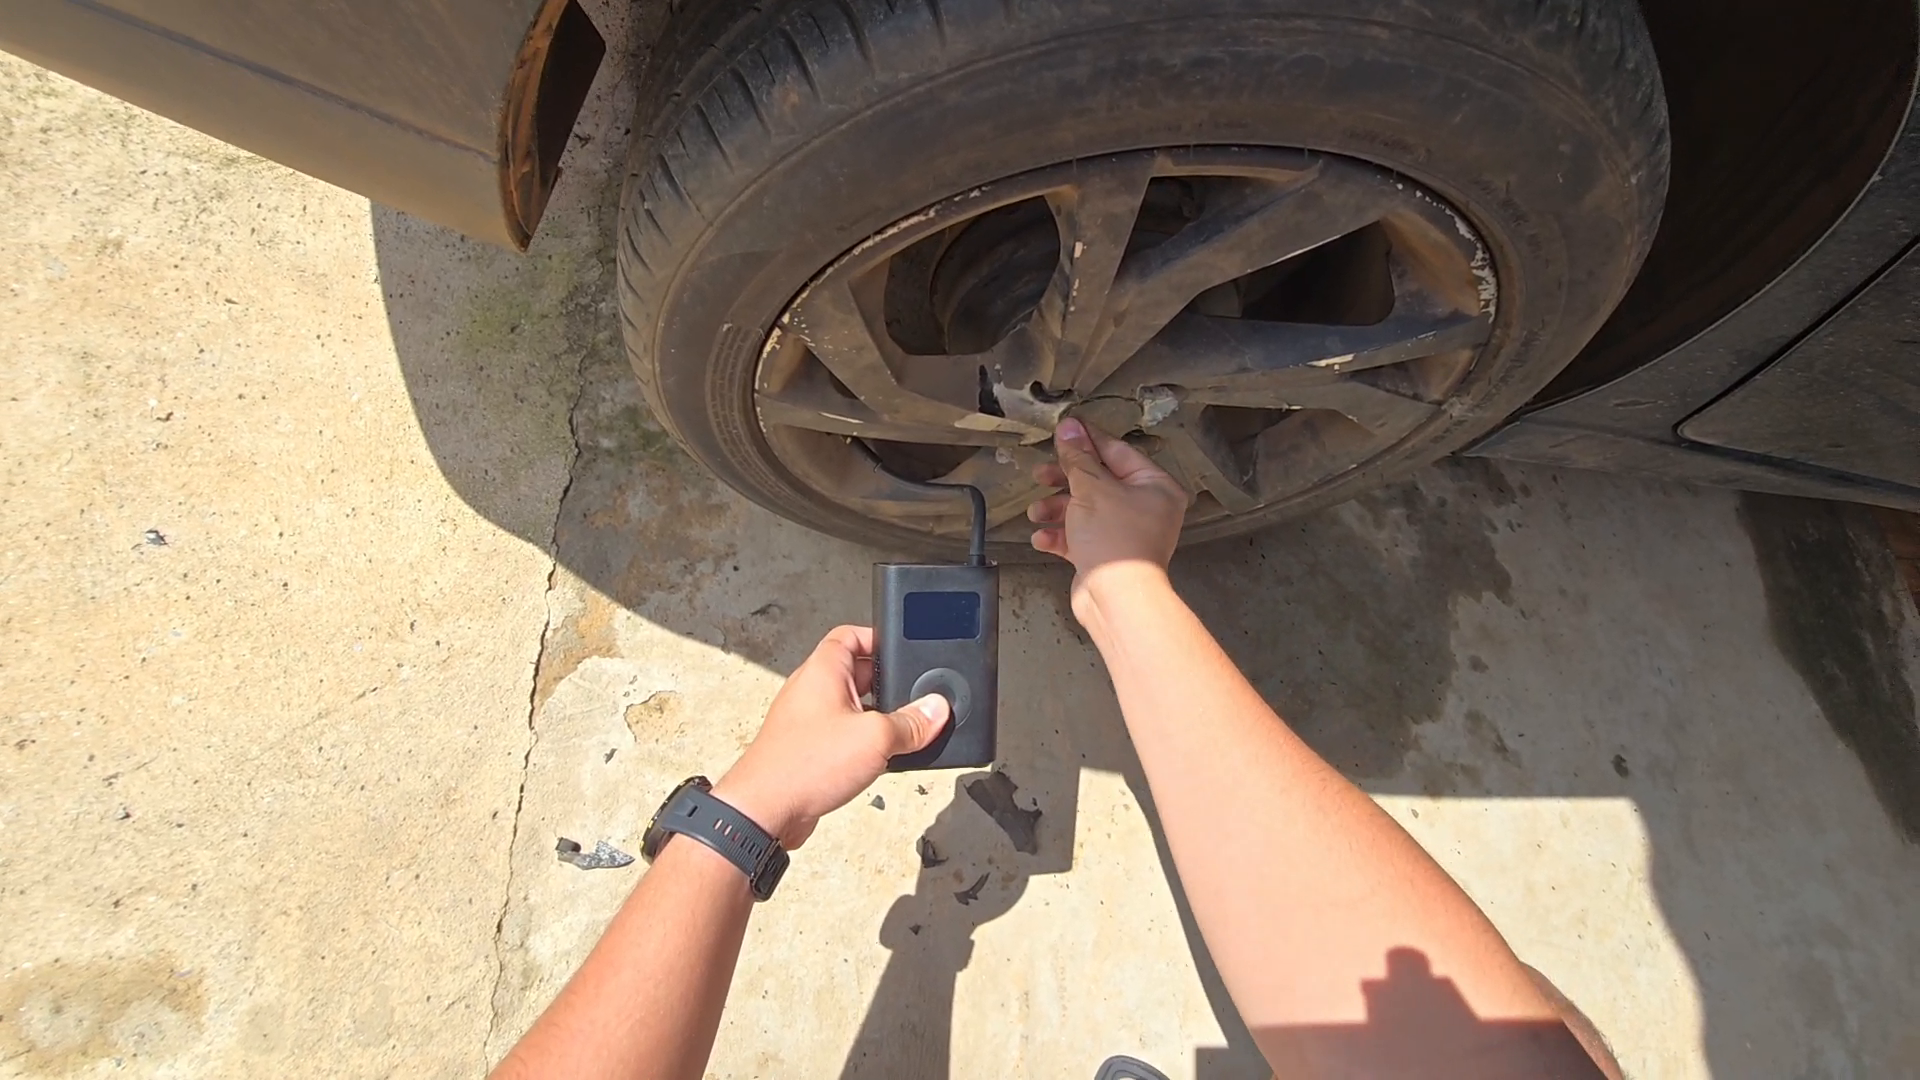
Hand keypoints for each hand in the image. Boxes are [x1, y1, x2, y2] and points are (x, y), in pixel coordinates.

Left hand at [712, 626, 948, 848]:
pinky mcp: (809, 747)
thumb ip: (911, 722)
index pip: (852, 634)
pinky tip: (881, 758)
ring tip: (901, 730)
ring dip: (877, 715)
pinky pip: (843, 732)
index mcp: (823, 669)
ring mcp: (809, 719)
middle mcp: (813, 688)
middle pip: (858, 671)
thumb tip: (936, 710)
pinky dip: (863, 740)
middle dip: (888, 684)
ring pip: (853, 705)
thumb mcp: (875, 737)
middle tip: (913, 697)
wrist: (764, 813)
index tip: (905, 650)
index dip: (879, 638)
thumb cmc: (805, 764)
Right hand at [1027, 417, 1190, 630]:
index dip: (1087, 440)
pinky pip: (1080, 537)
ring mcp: (1125, 533)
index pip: (1117, 452)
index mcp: (1154, 485)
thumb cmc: (1114, 538)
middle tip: (1041, 473)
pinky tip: (1042, 538)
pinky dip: (1060, 536)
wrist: (1116, 597)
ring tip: (1035, 511)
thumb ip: (1078, 457)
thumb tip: (1069, 428)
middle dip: (1065, 480)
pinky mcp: (1106, 555)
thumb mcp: (1091, 488)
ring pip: (1085, 510)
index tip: (1065, 429)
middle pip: (1098, 481)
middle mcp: (1144, 508)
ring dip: (1056, 510)